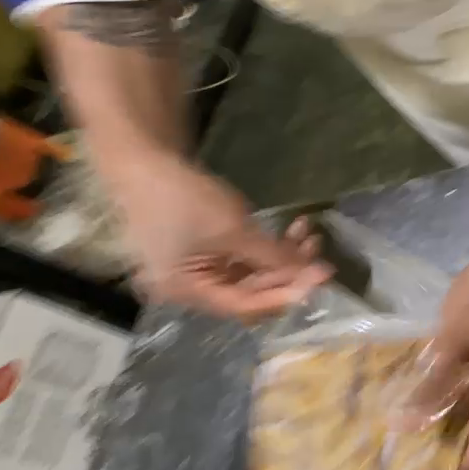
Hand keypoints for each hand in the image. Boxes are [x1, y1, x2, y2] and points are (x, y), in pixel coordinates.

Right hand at [115, 155, 329, 317]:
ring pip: (255, 274)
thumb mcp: (236, 232)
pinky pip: (246, 259)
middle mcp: (189, 288)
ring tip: (311, 235)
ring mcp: (198, 270)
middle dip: (290, 273)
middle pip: (253, 291)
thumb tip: (315, 276)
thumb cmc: (185, 200)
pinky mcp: (208, 253)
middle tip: (322, 257)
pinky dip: (270, 248)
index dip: (287, 294)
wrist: (146, 163)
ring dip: (286, 258)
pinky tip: (297, 229)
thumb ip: (275, 259)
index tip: (322, 279)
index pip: (245, 306)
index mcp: (185, 290)